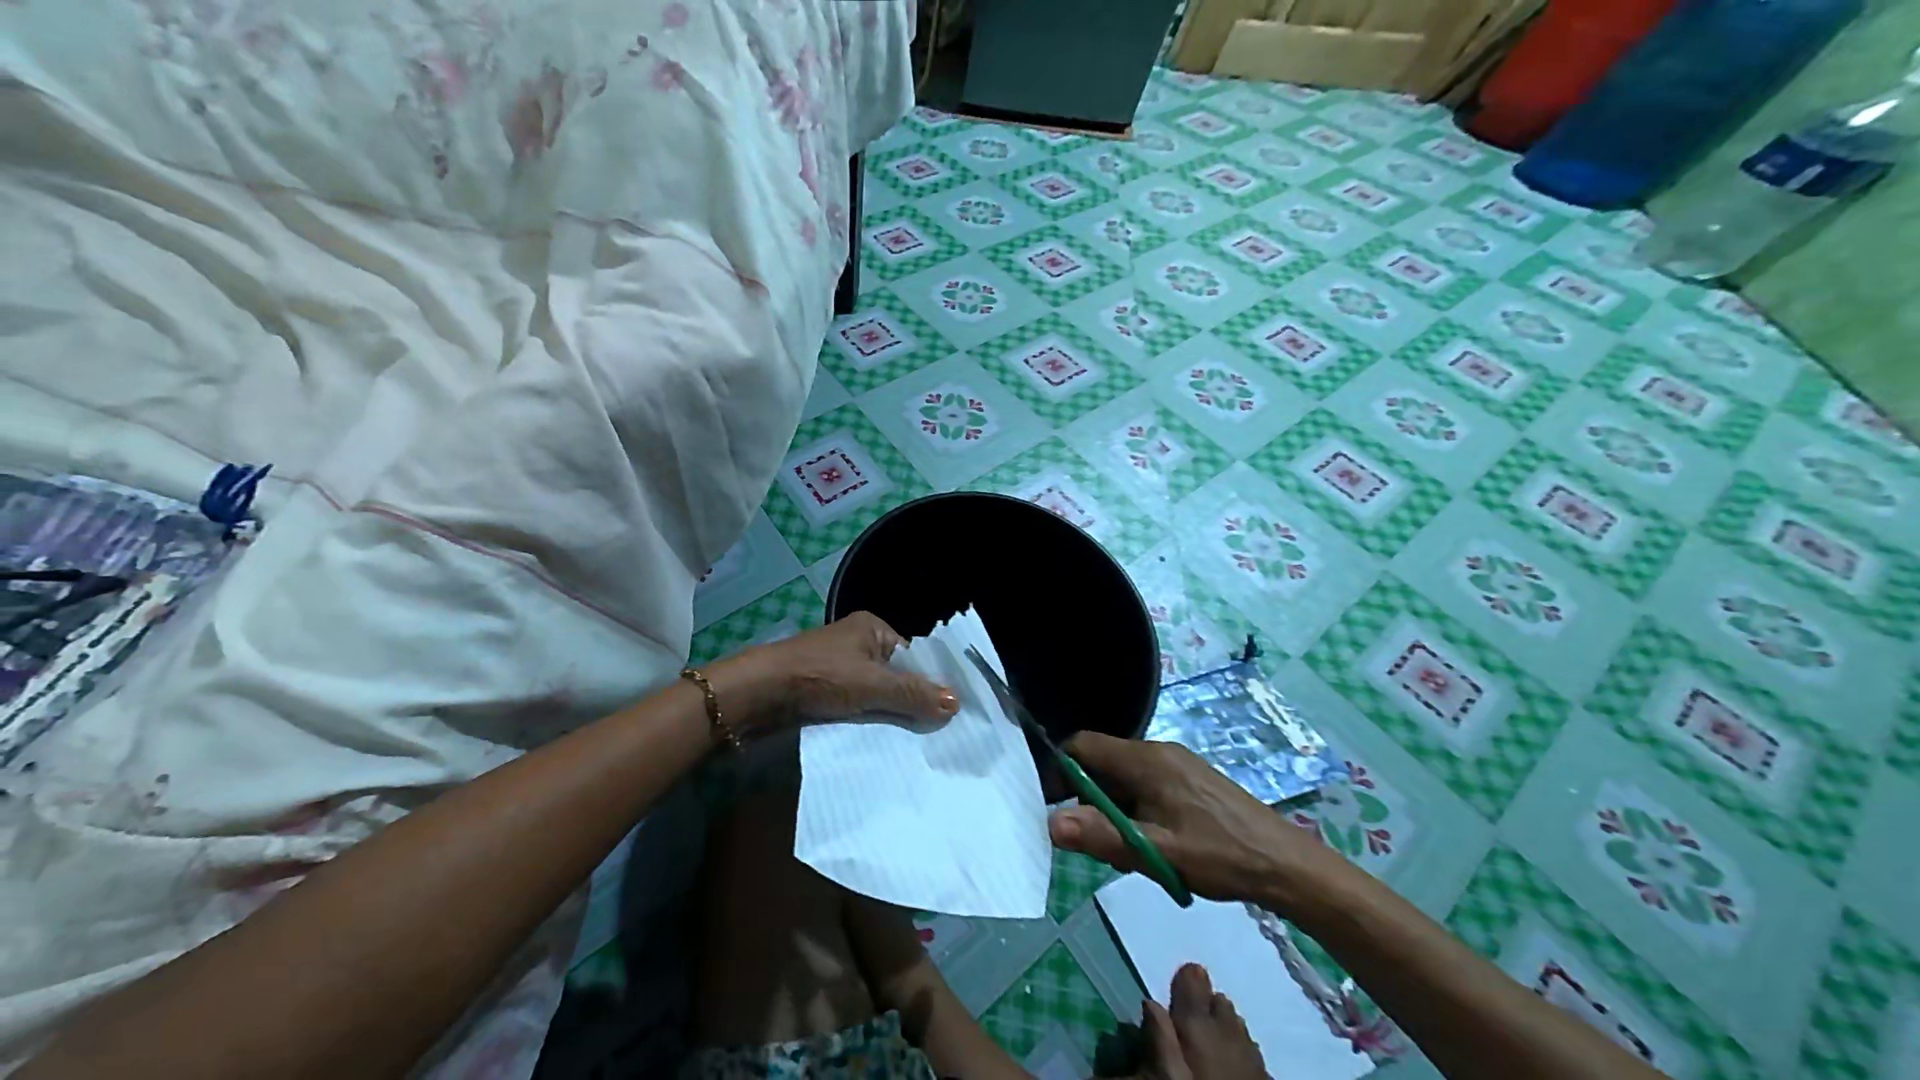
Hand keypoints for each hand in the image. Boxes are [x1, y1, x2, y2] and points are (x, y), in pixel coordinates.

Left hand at [704, 612, 957, 734]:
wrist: (760, 693)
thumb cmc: (820, 676)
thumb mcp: (873, 685)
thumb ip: (913, 695)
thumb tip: (957, 703)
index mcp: (873, 629)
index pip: (914, 657)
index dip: (932, 682)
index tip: (952, 711)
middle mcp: (858, 645)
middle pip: (897, 677)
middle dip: (912, 703)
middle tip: (939, 732)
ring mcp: (840, 670)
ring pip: (878, 696)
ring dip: (891, 716)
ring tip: (919, 744)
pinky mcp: (825, 693)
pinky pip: (859, 708)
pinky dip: (870, 723)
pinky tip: (886, 743)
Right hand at [1047, 733, 1340, 905]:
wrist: (1286, 865)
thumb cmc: (1220, 855)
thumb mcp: (1157, 851)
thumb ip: (1102, 836)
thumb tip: (1050, 823)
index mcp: (1146, 760)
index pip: (1082, 746)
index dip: (1058, 771)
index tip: (1049, 805)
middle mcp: (1158, 753)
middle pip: (1102, 765)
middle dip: (1091, 803)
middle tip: (1100, 845)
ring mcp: (1177, 765)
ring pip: (1125, 781)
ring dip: (1117, 814)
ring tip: (1134, 855)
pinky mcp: (1191, 781)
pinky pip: (1147, 788)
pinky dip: (1138, 814)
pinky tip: (1156, 848)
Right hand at [1131, 965, 1267, 1079]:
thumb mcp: (1164, 1074)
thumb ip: (1158, 1037)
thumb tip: (1151, 1003)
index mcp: (1198, 1023)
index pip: (1193, 977)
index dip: (1184, 981)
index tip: (1175, 994)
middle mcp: (1229, 1029)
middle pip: (1219, 1001)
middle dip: (1205, 1007)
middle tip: (1188, 1029)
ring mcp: (1253, 1054)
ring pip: (1237, 1025)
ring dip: (1224, 1029)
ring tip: (1208, 1048)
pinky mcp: (1268, 1078)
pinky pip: (1252, 1052)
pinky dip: (1241, 1053)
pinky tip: (1231, 1070)